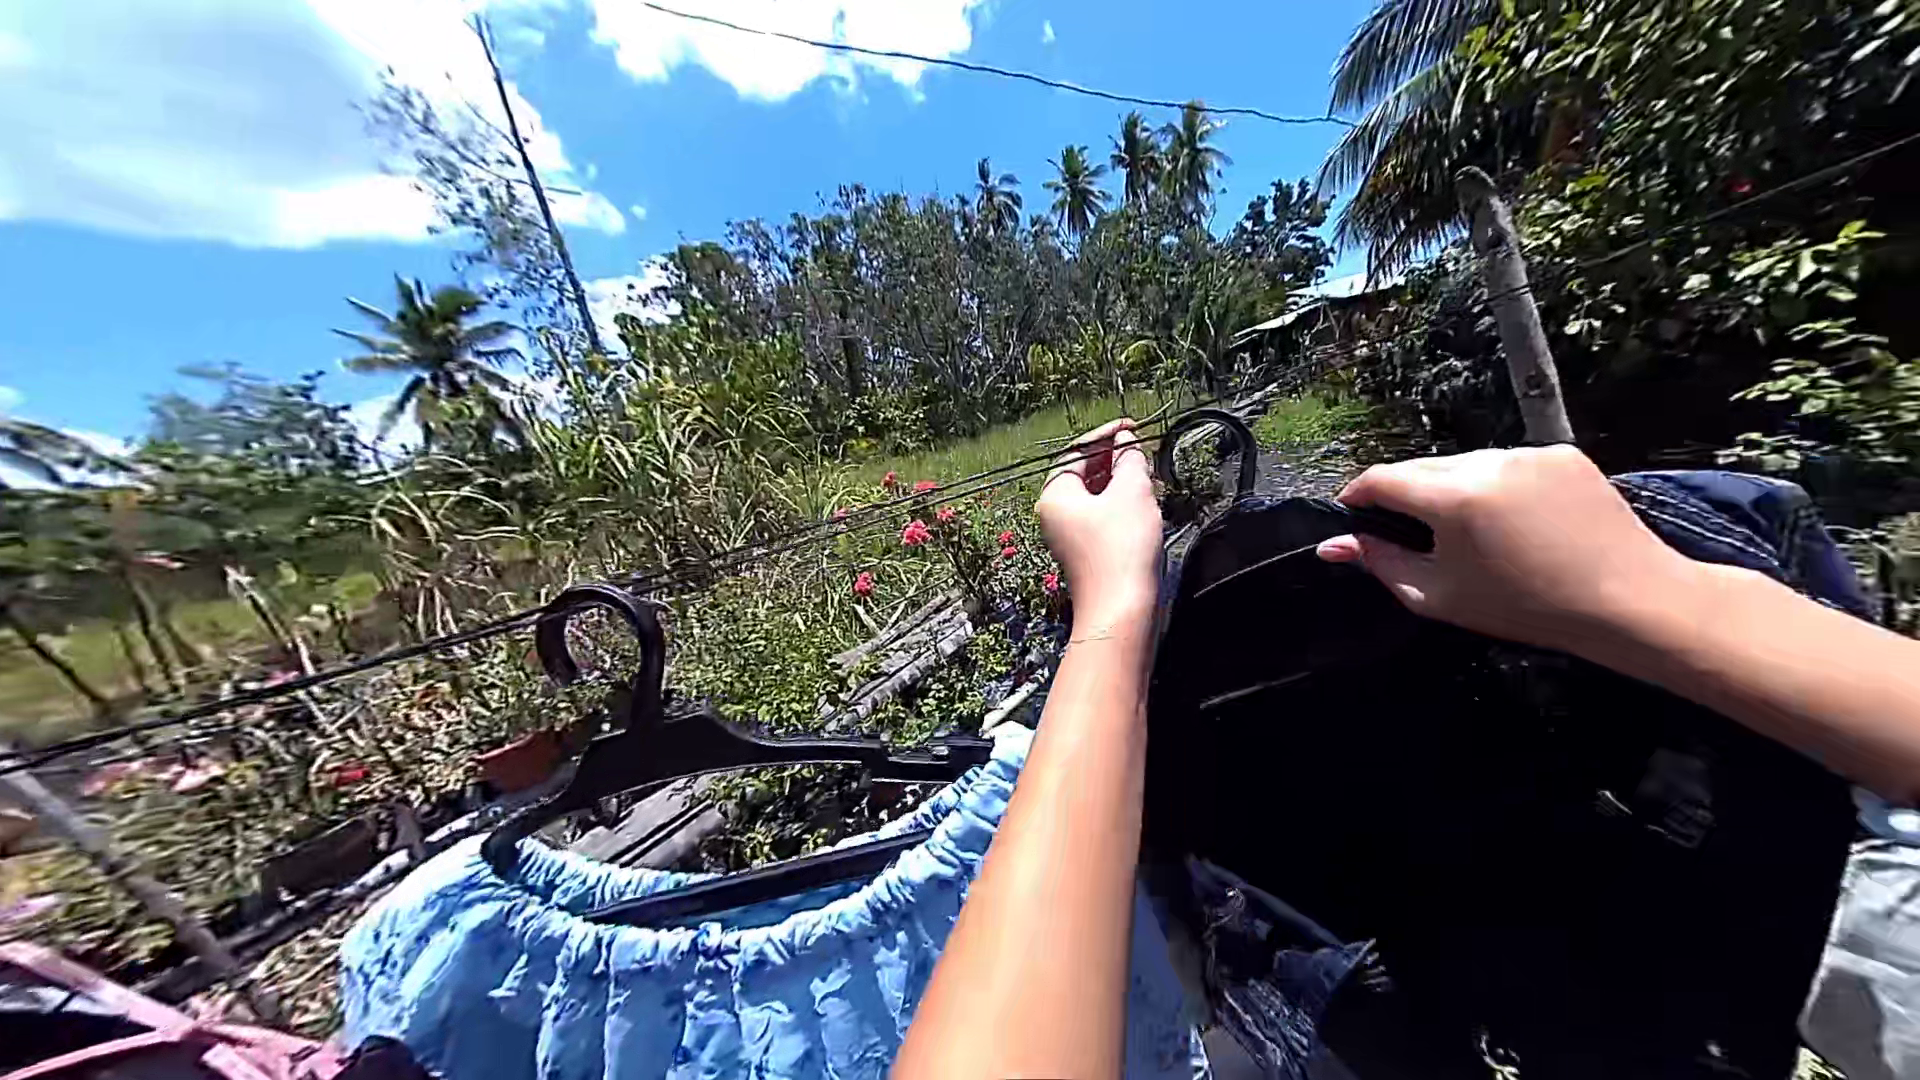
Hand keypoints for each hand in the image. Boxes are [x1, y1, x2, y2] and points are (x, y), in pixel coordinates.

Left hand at [1036, 419, 1162, 627]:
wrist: (1120, 610)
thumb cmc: (1122, 547)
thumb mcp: (1131, 492)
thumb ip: (1129, 459)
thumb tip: (1126, 443)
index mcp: (1054, 494)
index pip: (1076, 452)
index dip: (1105, 435)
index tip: (1132, 427)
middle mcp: (1053, 513)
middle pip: (1082, 473)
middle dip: (1112, 458)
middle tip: (1141, 450)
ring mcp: (1067, 535)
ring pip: (1093, 495)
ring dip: (1118, 481)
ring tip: (1146, 474)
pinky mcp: (1084, 551)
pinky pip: (1099, 516)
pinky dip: (1118, 504)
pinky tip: (1141, 503)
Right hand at [1315, 445, 1702, 654]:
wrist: (1635, 602)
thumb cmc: (1523, 606)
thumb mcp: (1434, 593)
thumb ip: (1377, 561)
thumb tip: (1331, 545)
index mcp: (1455, 498)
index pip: (1379, 478)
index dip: (1356, 495)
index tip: (1352, 516)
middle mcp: (1489, 462)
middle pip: (1416, 467)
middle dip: (1398, 493)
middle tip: (1402, 530)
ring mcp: (1528, 453)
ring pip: (1456, 463)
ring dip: (1441, 487)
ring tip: (1456, 526)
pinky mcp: (1561, 453)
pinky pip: (1498, 462)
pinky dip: (1484, 483)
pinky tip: (1500, 516)